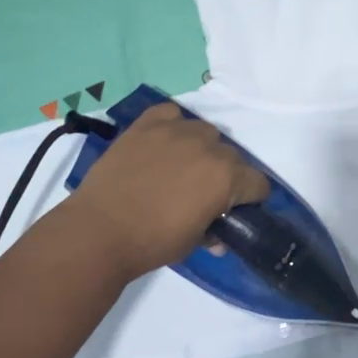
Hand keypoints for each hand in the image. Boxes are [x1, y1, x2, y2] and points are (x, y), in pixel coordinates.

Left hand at [65, 103, 270, 280]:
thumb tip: (217, 237)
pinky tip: (163, 145)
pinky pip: (171, 114)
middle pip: (232, 156)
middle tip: (203, 194)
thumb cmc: (152, 242)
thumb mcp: (192, 243)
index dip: (250, 199)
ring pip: (204, 132)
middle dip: (225, 175)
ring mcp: (175, 131)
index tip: (234, 210)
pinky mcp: (146, 125)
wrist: (100, 230)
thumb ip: (212, 232)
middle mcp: (208, 147)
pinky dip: (172, 125)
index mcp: (227, 177)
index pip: (258, 183)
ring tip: (181, 168)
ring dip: (201, 149)